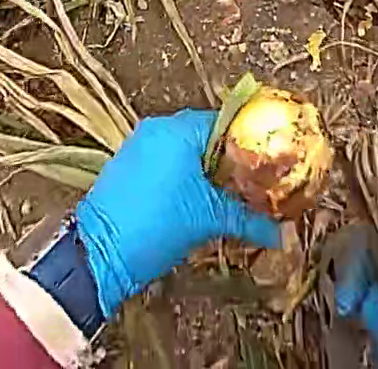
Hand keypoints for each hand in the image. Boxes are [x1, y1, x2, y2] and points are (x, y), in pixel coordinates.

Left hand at [74, 109, 279, 315]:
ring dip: (203, 166)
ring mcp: (140, 143)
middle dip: (226, 157)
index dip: (247, 140)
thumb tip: (281, 234)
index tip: (264, 160)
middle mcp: (160, 127)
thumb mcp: (207, 220)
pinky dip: (181, 172)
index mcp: (180, 129)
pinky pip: (164, 157)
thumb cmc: (156, 225)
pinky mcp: (128, 162)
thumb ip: (246, 219)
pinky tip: (194, 196)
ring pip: (184, 147)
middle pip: (205, 134)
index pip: (225, 122)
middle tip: (248, 179)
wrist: (96, 256)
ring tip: (224, 191)